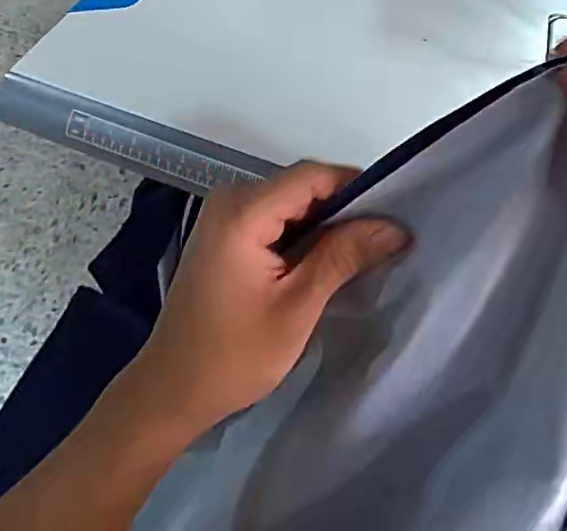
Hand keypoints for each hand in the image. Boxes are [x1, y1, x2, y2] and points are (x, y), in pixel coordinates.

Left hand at [122, 162, 409, 435]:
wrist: (171, 390)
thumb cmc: (232, 355)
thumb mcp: (297, 307)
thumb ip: (343, 257)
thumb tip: (395, 227)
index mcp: (242, 211)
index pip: (311, 176)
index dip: (355, 187)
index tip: (392, 213)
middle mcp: (231, 198)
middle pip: (301, 185)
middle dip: (343, 208)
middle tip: (381, 238)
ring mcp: (225, 213)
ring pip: (291, 201)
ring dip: (324, 222)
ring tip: (360, 251)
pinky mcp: (226, 230)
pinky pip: (275, 215)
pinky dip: (302, 232)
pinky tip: (323, 258)